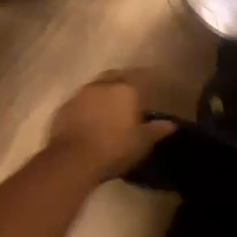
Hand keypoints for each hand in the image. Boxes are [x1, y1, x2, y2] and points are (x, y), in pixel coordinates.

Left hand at [46, 73, 173, 180]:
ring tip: (109, 107)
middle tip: (129, 94)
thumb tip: (171, 124)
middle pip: (115, 76)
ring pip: (96, 87)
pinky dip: (87, 105)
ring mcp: (81, 94)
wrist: (73, 160)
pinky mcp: (64, 107)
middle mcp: (103, 85)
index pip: (139, 76)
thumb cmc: (114, 148)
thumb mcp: (141, 143)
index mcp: (125, 89)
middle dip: (122, 82)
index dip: (146, 79)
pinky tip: (90, 118)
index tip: (150, 86)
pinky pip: (80, 100)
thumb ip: (156, 130)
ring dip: (103, 93)